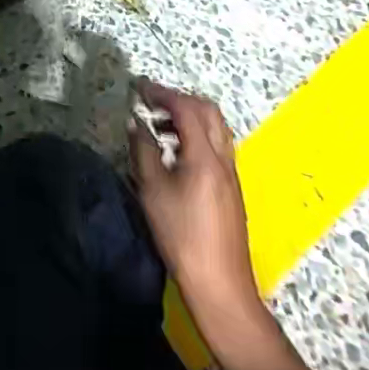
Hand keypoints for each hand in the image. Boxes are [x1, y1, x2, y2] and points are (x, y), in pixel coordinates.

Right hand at [126, 78, 256, 310]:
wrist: (219, 282)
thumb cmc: (180, 233)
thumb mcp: (152, 188)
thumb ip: (143, 150)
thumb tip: (136, 124)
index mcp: (205, 157)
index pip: (187, 109)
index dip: (162, 93)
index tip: (138, 88)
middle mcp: (224, 160)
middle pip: (209, 112)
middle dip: (179, 99)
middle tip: (150, 101)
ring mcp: (232, 175)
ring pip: (216, 129)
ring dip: (189, 117)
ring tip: (158, 125)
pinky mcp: (231, 189)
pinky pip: (216, 146)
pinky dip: (195, 135)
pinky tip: (174, 151)